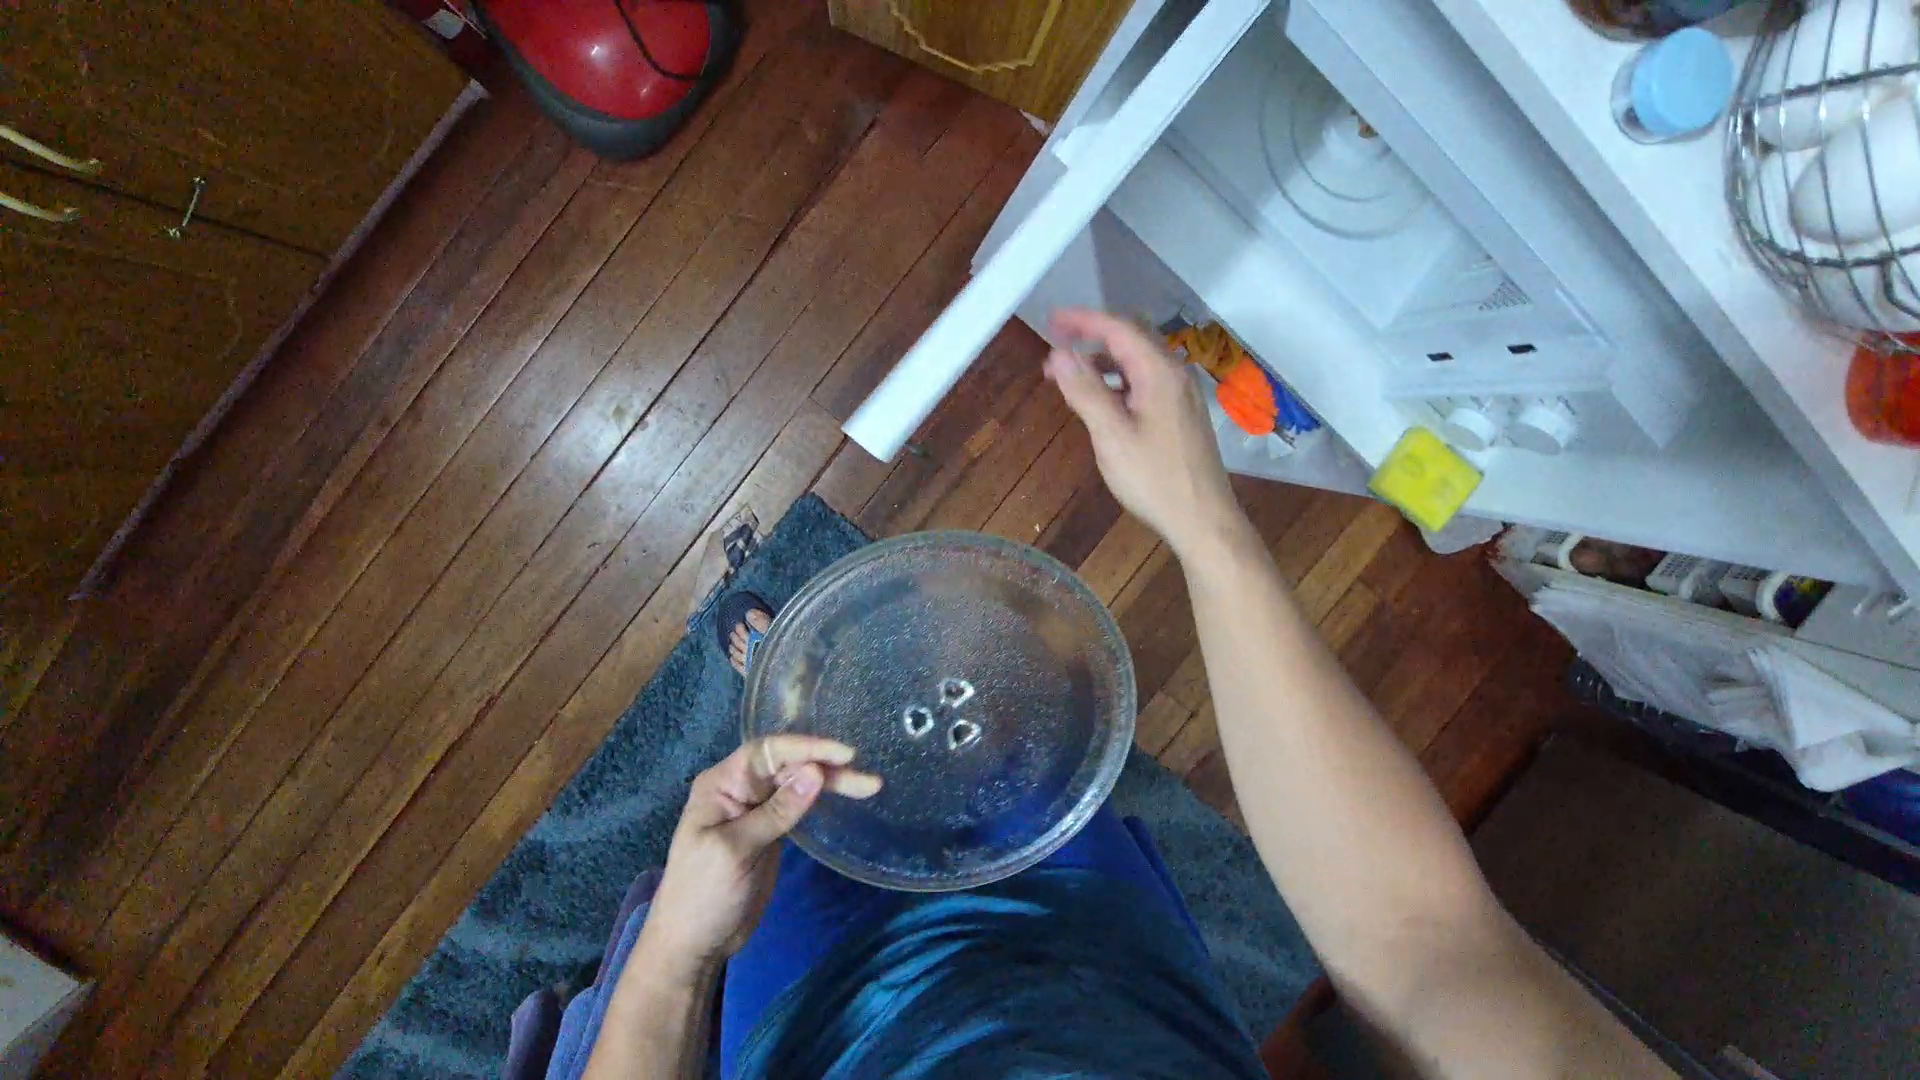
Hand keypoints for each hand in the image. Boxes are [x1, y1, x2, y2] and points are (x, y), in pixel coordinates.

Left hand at [641, 736, 882, 969]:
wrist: (694, 946)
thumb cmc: (702, 896)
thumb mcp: (737, 851)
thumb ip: (777, 811)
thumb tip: (816, 772)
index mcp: (723, 784)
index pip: (767, 752)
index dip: (805, 748)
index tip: (843, 754)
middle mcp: (741, 788)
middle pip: (789, 765)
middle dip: (827, 766)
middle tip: (866, 776)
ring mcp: (757, 808)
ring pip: (800, 783)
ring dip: (833, 782)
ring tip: (870, 785)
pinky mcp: (772, 830)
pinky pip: (801, 803)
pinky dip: (824, 799)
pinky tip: (847, 795)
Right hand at [1044, 308, 1241, 558]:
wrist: (1202, 518)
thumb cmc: (1154, 480)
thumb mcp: (1112, 436)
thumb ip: (1085, 391)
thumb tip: (1059, 354)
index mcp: (1159, 372)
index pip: (1119, 328)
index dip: (1083, 321)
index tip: (1051, 321)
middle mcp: (1175, 374)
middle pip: (1132, 337)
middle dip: (1092, 335)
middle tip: (1057, 341)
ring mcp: (1181, 394)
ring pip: (1139, 360)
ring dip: (1103, 359)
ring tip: (1070, 374)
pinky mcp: (1181, 413)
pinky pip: (1146, 380)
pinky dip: (1118, 379)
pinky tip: (1101, 398)